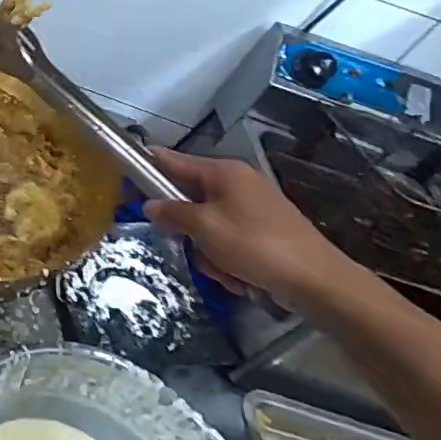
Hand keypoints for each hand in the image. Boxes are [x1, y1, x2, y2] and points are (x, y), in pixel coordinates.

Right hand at [143, 148, 352, 302]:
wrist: (315, 279)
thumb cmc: (256, 245)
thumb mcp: (206, 229)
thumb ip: (174, 213)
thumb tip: (150, 204)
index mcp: (223, 172)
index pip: (174, 160)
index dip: (148, 166)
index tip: (125, 176)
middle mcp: (238, 182)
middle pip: (191, 200)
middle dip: (190, 231)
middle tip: (195, 249)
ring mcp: (253, 206)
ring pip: (209, 226)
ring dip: (211, 253)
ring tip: (228, 270)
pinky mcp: (264, 230)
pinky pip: (230, 240)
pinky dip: (230, 260)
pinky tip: (242, 278)